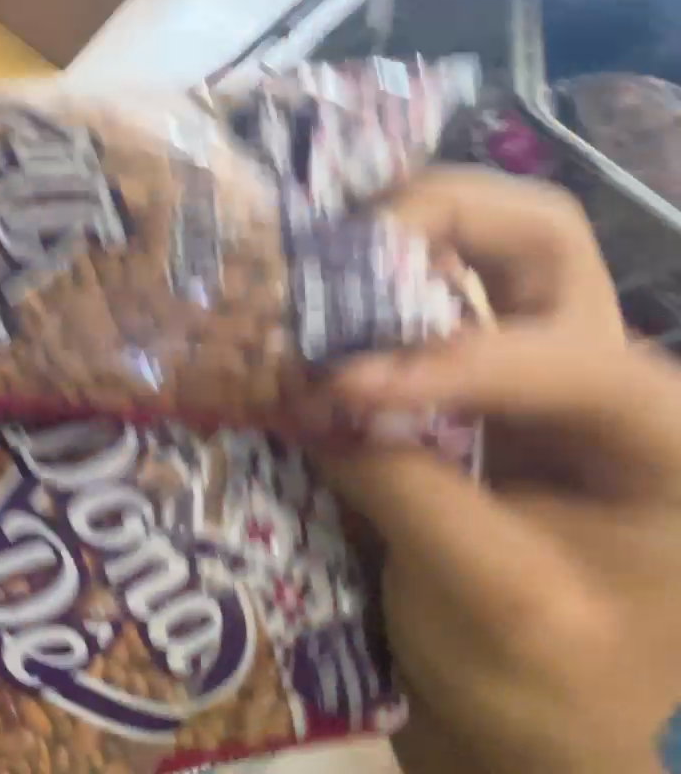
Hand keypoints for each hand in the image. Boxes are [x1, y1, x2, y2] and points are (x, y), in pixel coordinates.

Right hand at [322, 168, 680, 773]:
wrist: (552, 718)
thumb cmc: (565, 686)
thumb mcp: (497, 602)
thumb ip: (408, 488)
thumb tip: (303, 399)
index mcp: (663, 438)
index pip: (568, 360)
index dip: (449, 361)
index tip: (336, 389)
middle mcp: (600, 375)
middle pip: (537, 238)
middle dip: (431, 217)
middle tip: (334, 244)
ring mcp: (518, 371)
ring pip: (472, 247)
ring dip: (385, 238)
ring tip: (303, 260)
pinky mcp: (447, 387)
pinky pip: (403, 304)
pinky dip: (345, 289)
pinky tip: (291, 306)